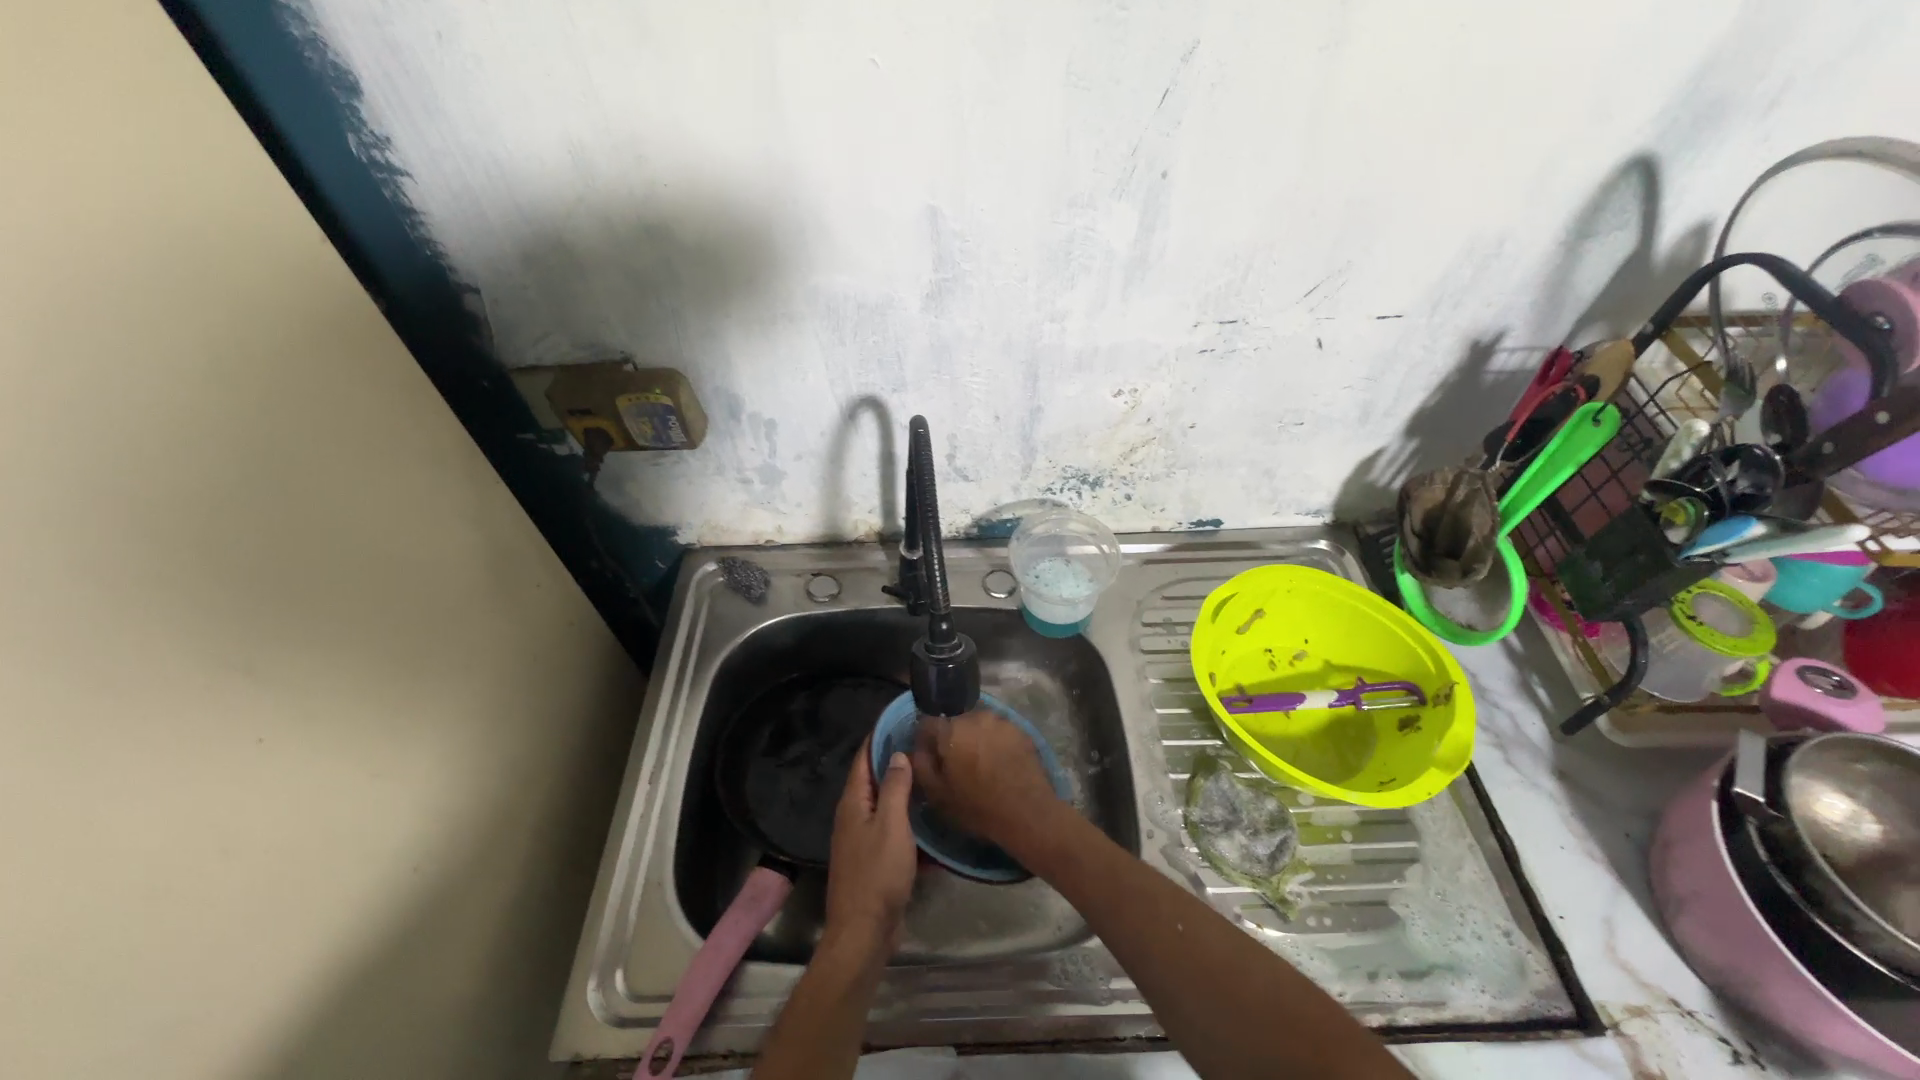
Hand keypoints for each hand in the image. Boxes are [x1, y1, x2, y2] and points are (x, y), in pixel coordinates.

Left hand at [824, 739, 916, 951]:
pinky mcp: (873, 860)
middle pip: (872, 780)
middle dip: (893, 761)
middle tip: (923, 743)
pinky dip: (907, 819)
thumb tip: (897, 755)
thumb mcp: (891, 826)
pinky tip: (928, 819)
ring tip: (930, 774)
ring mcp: (861, 840)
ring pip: (883, 806)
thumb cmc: (877, 874)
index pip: (863, 759)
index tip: (899, 719)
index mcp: (852, 804)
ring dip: (902, 791)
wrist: (864, 931)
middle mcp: (853, 817)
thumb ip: (894, 788)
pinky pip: (891, 829)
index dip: (878, 738)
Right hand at [911, 709, 1062, 849]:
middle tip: (957, 765)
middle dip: (952, 740)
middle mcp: (976, 716)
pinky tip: (1000, 765)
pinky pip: (999, 734)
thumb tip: (916, 749)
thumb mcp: (937, 793)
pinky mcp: (1022, 731)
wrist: (1027, 813)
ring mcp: (1002, 721)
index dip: (925, 741)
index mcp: (951, 728)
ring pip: (979, 727)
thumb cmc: (977, 806)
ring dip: (975, 741)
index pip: (927, 723)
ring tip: (981, 766)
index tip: (930, 759)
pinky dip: (995, 744)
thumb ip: (920, 765)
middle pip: (955, 723)